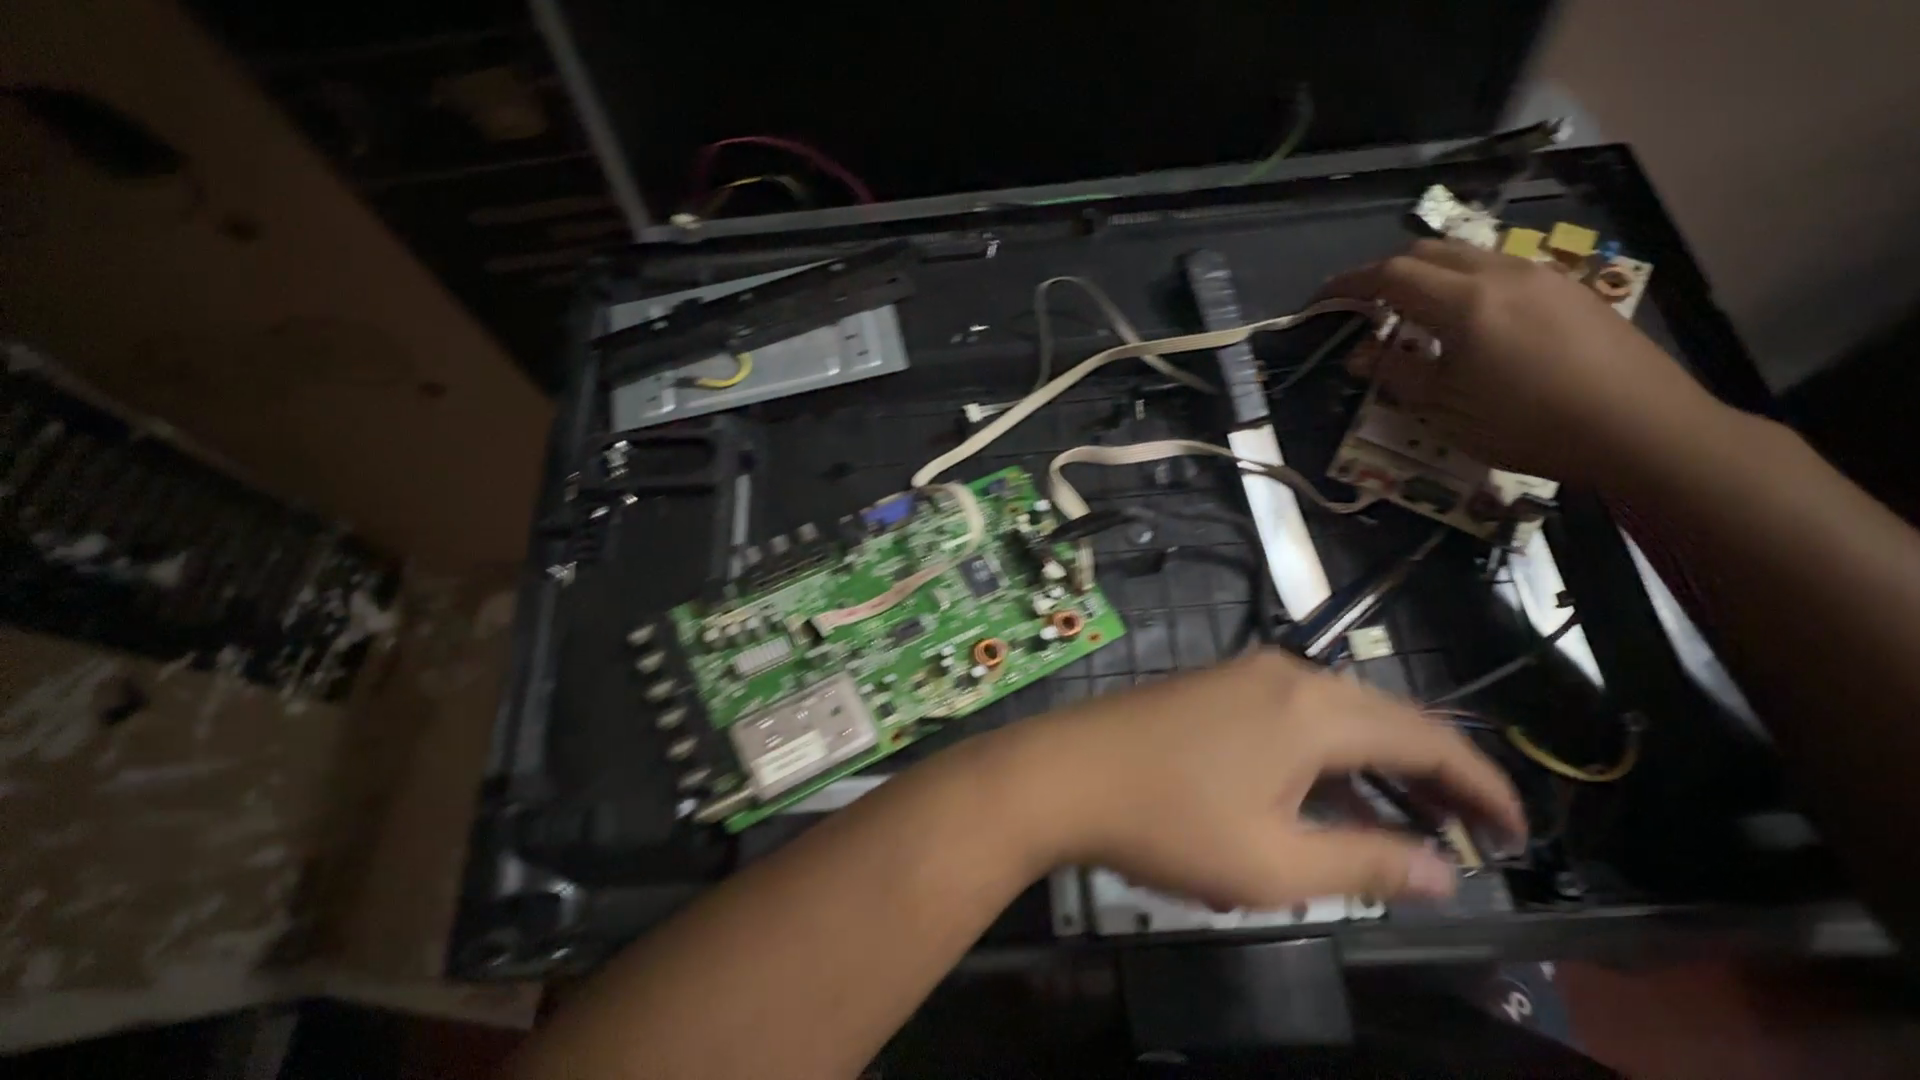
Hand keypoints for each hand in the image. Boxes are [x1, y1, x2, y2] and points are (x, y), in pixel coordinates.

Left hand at [999, 649, 1526, 907]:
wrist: (1058, 775)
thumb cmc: (1166, 822)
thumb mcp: (1272, 863)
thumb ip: (1366, 864)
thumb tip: (1444, 874)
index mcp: (1314, 709)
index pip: (1426, 739)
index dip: (1481, 786)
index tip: (1517, 831)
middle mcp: (1288, 675)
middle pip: (1387, 719)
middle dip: (1436, 775)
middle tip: (1472, 833)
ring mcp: (1245, 674)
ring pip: (1340, 715)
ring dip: (1379, 766)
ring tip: (1409, 823)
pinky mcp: (1214, 686)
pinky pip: (1296, 715)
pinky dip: (1328, 755)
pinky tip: (1327, 797)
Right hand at [1320, 238, 1726, 486]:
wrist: (1641, 428)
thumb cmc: (1530, 425)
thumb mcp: (1446, 411)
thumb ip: (1397, 374)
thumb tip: (1359, 353)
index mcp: (1465, 303)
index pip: (1391, 275)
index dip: (1350, 283)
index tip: (1324, 297)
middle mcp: (1502, 274)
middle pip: (1429, 251)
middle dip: (1387, 272)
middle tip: (1367, 307)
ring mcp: (1543, 276)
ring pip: (1469, 256)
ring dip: (1431, 275)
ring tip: (1417, 314)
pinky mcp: (1571, 289)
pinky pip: (1502, 270)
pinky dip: (1468, 283)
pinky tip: (1473, 322)